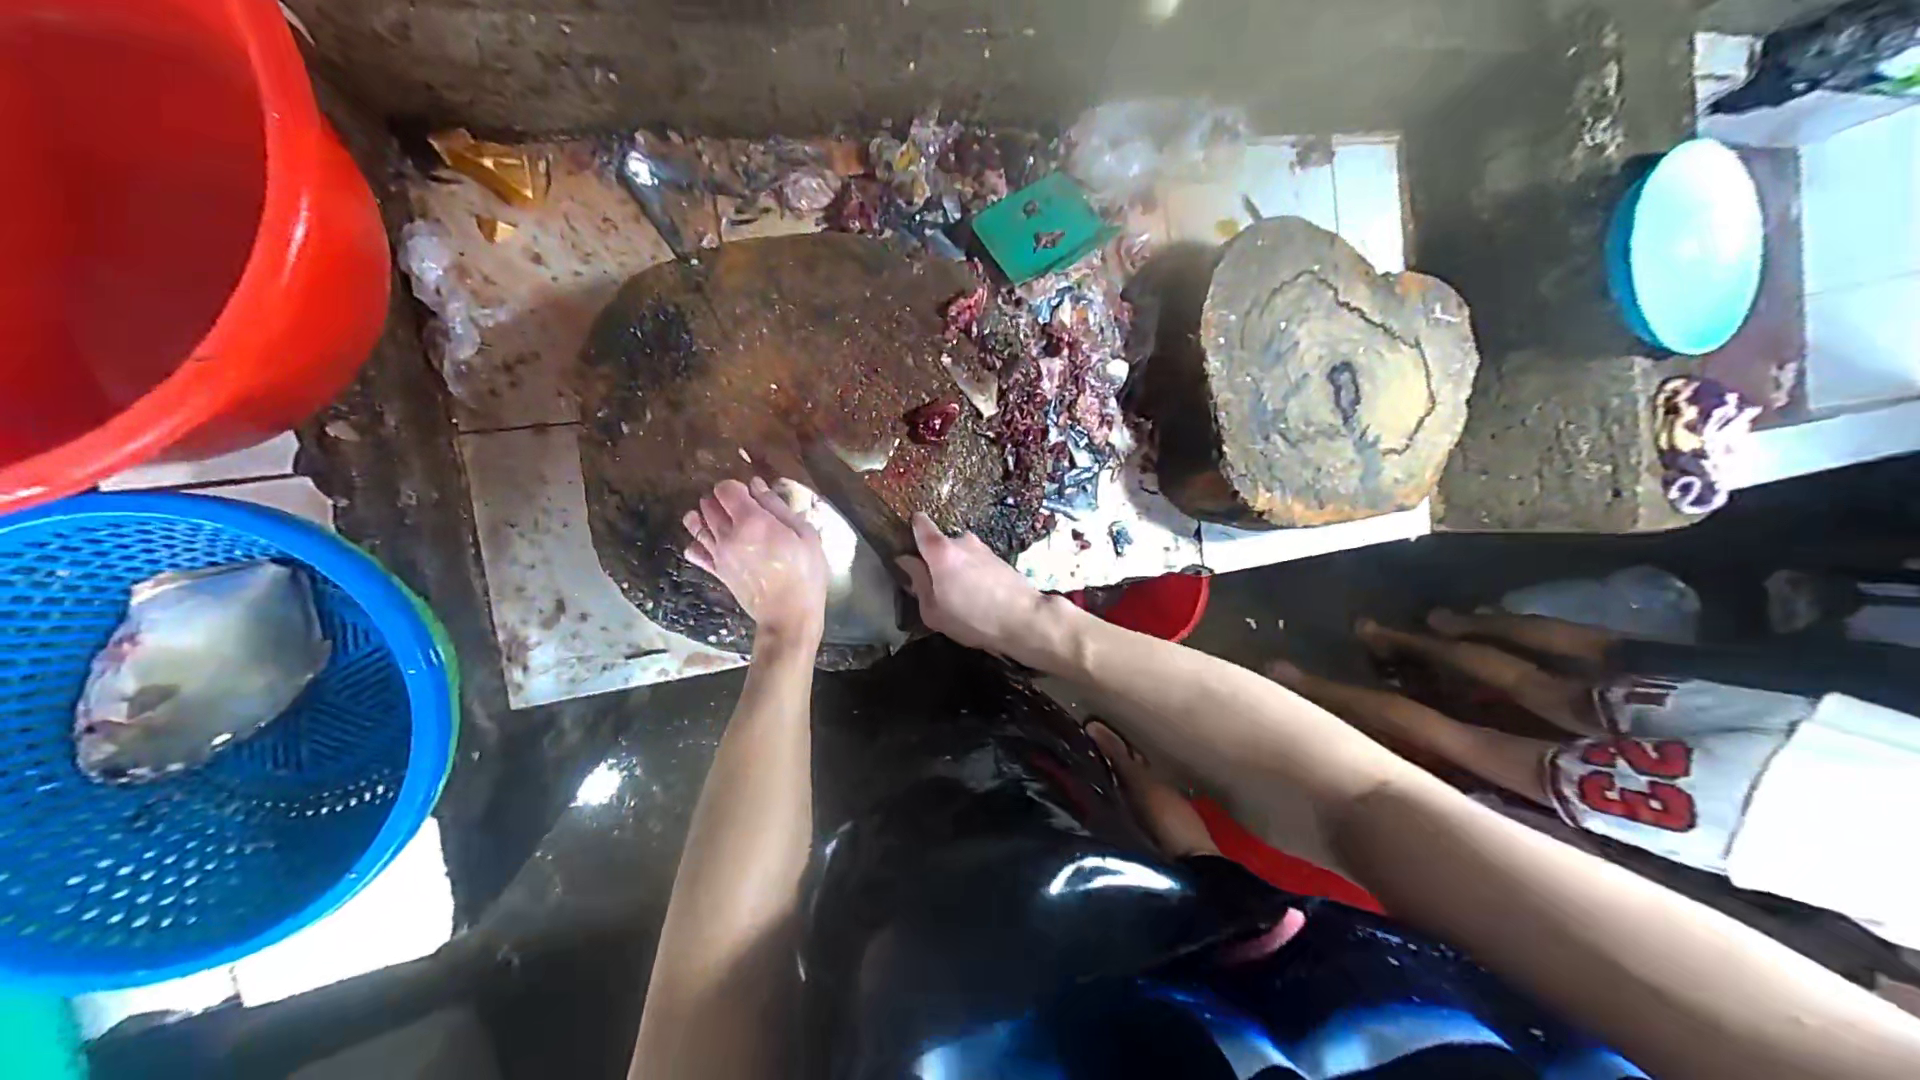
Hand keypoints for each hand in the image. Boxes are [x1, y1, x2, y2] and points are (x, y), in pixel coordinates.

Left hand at [684, 478, 829, 645]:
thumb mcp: (805, 534)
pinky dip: (697, 543)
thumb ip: (777, 507)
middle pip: (708, 503)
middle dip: (721, 499)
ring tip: (724, 520)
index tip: (752, 495)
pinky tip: (712, 543)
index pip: (725, 489)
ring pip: (695, 524)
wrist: (789, 615)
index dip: (736, 486)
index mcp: (752, 521)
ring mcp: (718, 554)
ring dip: (705, 516)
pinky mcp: (715, 571)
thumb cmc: (805, 573)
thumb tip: (756, 485)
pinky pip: (693, 551)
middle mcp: (728, 534)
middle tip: (742, 508)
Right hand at [896, 513, 1052, 656]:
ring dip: (956, 569)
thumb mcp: (933, 610)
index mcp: (941, 551)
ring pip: (959, 554)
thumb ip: (917, 582)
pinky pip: (975, 561)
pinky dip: (972, 574)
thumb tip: (906, 561)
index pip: (920, 524)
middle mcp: (962, 541)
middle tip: (935, 587)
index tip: (908, 545)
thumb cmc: (973, 619)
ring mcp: (983, 548)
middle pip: (940, 544)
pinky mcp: (999, 558)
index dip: (912, 530)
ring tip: (959, 597)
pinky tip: (978, 596)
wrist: (1024, 620)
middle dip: (935, 561)